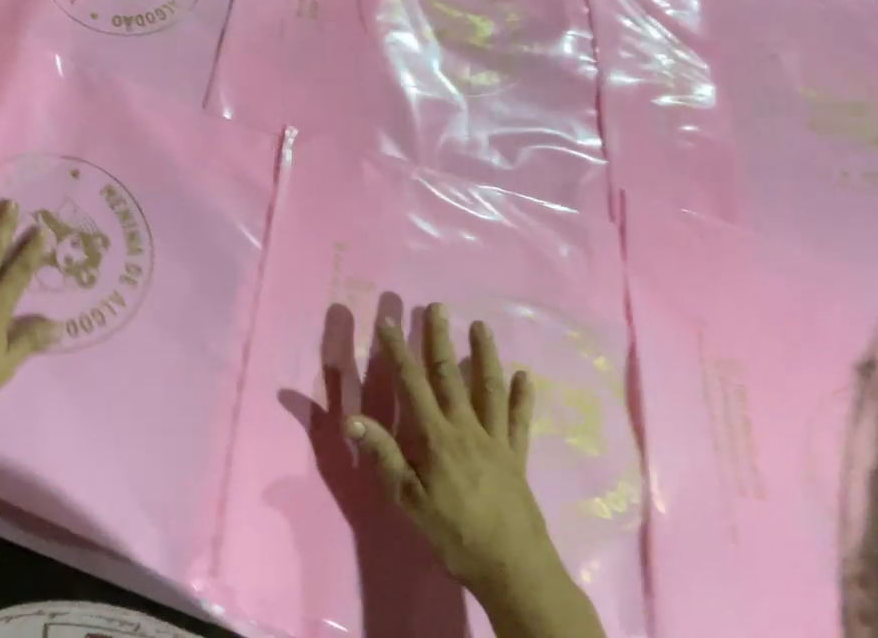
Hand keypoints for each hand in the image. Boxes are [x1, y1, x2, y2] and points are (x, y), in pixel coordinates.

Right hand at [344, 304, 555, 600]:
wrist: (514, 569)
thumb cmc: (454, 534)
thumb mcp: (408, 499)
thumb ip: (383, 455)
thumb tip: (352, 418)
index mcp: (437, 437)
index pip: (412, 384)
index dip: (398, 350)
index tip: (388, 321)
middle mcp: (467, 430)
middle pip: (451, 376)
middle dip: (439, 339)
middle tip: (436, 307)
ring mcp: (497, 442)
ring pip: (489, 389)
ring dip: (484, 355)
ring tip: (481, 326)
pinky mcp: (517, 458)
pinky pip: (520, 421)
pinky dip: (522, 396)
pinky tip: (525, 376)